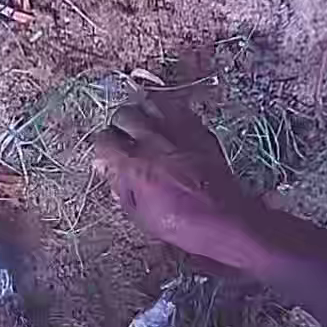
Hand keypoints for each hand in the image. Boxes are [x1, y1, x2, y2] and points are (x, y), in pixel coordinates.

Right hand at [92, 96, 267, 270]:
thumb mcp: (137, 213)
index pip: (104, 139)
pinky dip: (167, 114)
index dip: (102, 146)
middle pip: (124, 114)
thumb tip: (107, 168)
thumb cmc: (178, 224)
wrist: (224, 221)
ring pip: (150, 103)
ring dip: (142, 112)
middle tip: (123, 138)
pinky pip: (177, 110)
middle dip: (119, 125)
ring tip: (143, 125)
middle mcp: (153, 142)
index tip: (106, 153)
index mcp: (133, 165)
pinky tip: (167, 127)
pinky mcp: (199, 131)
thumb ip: (119, 186)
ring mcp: (178, 132)